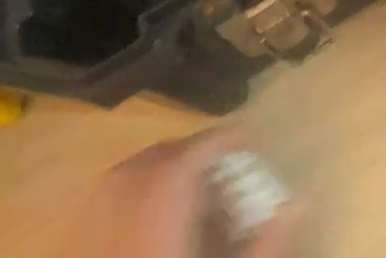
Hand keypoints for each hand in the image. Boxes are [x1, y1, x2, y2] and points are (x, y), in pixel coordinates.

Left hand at [56, 128, 301, 257]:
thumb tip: (301, 202)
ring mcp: (84, 246)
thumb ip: (267, 248)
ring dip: (155, 173)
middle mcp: (114, 230)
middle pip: (146, 164)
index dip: (218, 141)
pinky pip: (92, 217)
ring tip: (190, 188)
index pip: (184, 163)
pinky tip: (149, 226)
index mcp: (156, 230)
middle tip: (224, 165)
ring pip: (113, 185)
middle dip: (188, 154)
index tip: (248, 140)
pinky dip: (124, 202)